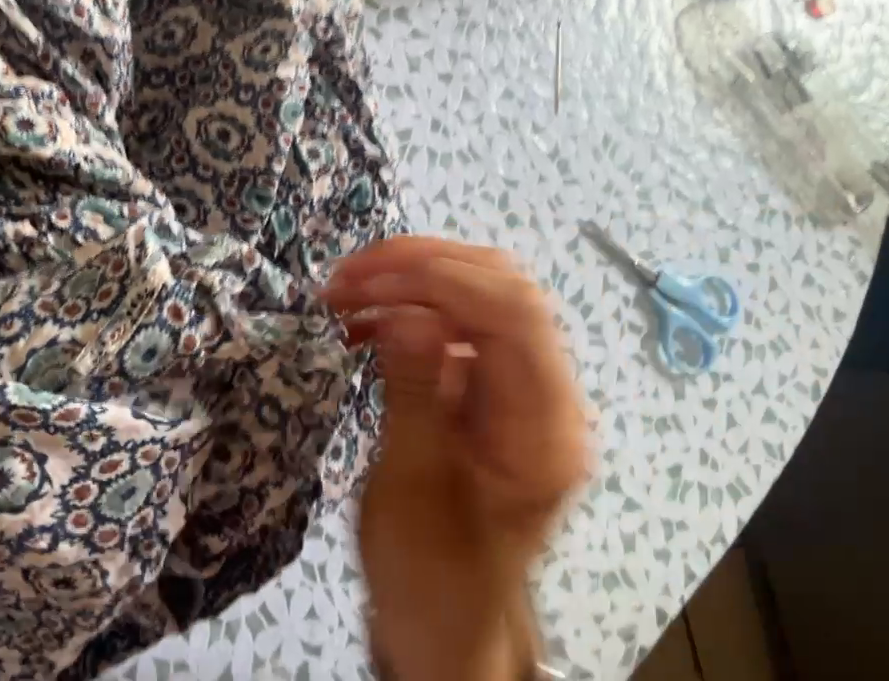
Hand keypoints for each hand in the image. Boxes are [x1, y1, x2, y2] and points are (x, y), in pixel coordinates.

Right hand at [326, 238, 589, 680]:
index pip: (513, 314)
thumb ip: (417, 397)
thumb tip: (408, 316)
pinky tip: (361, 324)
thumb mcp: (413, 491)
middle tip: (346, 277)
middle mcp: (546, 395)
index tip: (363, 280)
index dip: (440, 278)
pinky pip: (457, 325)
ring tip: (343, 294)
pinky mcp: (489, 389)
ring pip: (477, 296)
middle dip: (420, 266)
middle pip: (501, 289)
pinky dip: (406, 309)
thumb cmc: (430, 574)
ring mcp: (519, 388)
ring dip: (408, 281)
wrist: (446, 622)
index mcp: (545, 427)